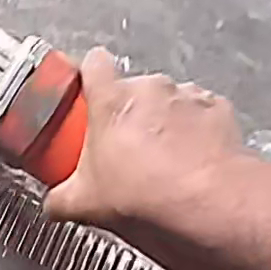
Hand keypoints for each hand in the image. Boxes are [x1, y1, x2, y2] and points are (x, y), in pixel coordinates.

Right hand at [44, 48, 270, 269]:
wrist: (203, 202)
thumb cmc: (143, 193)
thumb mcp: (81, 204)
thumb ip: (58, 199)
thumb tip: (52, 204)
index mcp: (111, 102)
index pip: (93, 64)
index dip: (87, 74)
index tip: (83, 92)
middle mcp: (151, 89)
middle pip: (129, 90)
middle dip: (122, 116)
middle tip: (115, 151)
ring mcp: (187, 97)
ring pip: (164, 103)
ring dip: (156, 125)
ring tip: (151, 163)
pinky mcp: (217, 111)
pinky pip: (196, 116)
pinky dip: (189, 134)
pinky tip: (181, 163)